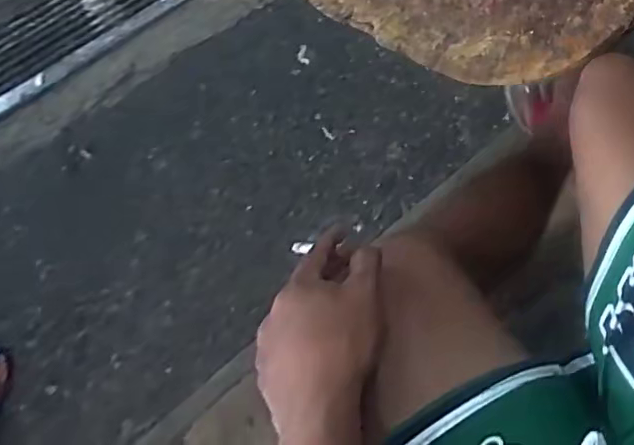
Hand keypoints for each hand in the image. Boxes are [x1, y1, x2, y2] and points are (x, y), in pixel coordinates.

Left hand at [256, 229, 382, 442]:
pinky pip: (291, 336)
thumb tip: (362, 248)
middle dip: (329, 273)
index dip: (333, 239)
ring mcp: (266, 345)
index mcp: (295, 290)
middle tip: (353, 267)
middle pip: (305, 283)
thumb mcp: (367, 291)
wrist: (318, 405)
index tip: (343, 228)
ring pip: (297, 312)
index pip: (316, 255)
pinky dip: (309, 327)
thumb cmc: (346, 340)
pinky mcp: (268, 370)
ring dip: (318, 302)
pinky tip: (326, 337)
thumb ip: (367, 262)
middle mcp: (273, 314)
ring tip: (343, 304)